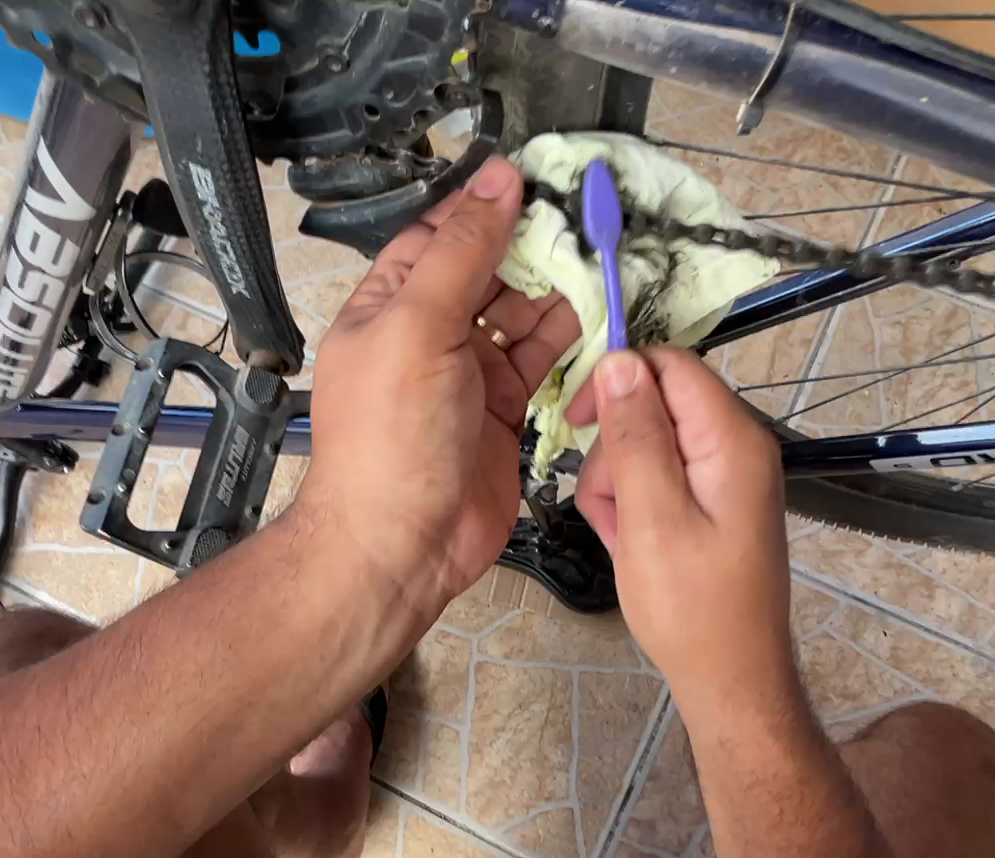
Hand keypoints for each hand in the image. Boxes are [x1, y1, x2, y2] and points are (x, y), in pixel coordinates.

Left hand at [295, 157, 579, 610]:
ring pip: (521, 313)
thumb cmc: (391, 438)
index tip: (543, 177)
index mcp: (392, 305)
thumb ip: (461, 253)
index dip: (488, 205)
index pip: (442, 236)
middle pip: (488, 270)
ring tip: (604, 255)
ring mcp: (469, 373)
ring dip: (558, 287)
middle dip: (533, 244)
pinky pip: (541, 360)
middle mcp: (430, 334)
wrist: (403, 542)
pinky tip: (599, 310)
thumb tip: (499, 179)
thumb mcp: (418, 328)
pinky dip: (569, 336)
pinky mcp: (504, 410)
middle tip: (590, 215)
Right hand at [568, 348, 796, 718]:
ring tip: (619, 537)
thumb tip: (619, 361)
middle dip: (615, 450)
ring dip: (617, 484)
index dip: (618, 379)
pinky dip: (632, 506)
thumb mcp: (652, 517)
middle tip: (607, 507)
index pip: (669, 366)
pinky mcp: (710, 505)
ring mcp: (723, 478)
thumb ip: (636, 435)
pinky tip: (628, 544)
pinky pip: (657, 481)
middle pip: (654, 407)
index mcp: (731, 440)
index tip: (576, 420)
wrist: (728, 678)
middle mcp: (734, 447)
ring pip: (647, 446)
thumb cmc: (690, 606)